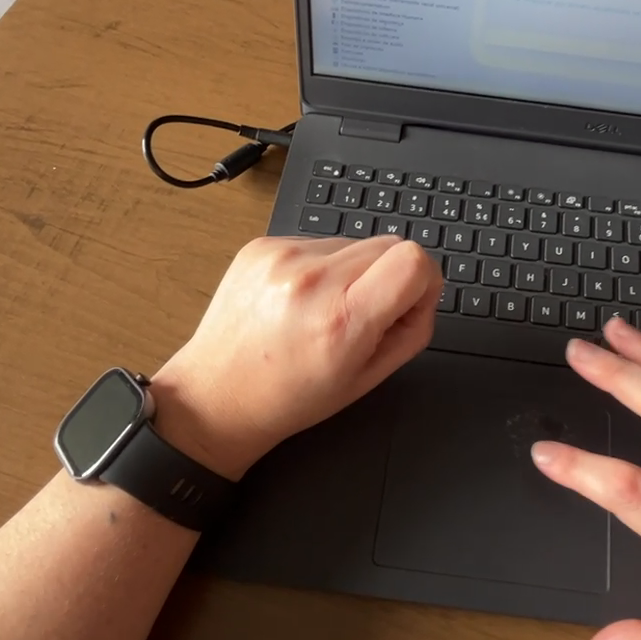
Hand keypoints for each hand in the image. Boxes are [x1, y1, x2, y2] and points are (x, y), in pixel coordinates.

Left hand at [147, 235, 440, 479]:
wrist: (215, 397)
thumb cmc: (290, 397)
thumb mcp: (368, 379)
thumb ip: (412, 330)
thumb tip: (426, 291)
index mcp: (342, 319)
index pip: (414, 260)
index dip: (425, 281)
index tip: (410, 302)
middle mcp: (312, 279)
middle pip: (390, 244)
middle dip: (391, 277)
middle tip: (365, 315)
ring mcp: (282, 257)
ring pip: (355, 242)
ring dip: (353, 271)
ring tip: (323, 310)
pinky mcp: (262, 245)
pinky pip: (319, 242)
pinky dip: (321, 267)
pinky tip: (298, 300)